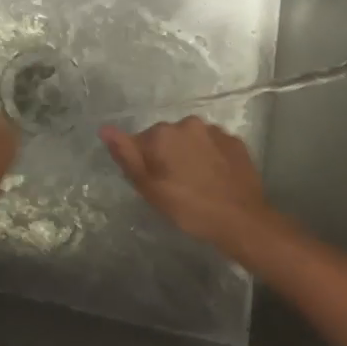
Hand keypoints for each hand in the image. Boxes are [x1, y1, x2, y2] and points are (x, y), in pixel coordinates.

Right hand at [100, 117, 279, 252]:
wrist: (242, 221)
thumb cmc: (190, 209)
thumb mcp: (150, 189)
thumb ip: (126, 155)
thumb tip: (104, 128)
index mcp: (162, 134)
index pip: (141, 142)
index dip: (146, 164)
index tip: (157, 184)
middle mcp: (187, 123)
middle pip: (168, 138)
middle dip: (168, 156)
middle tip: (176, 186)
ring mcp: (215, 131)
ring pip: (192, 140)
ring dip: (191, 154)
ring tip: (199, 183)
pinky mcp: (236, 141)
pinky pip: (215, 145)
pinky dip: (212, 157)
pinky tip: (217, 179)